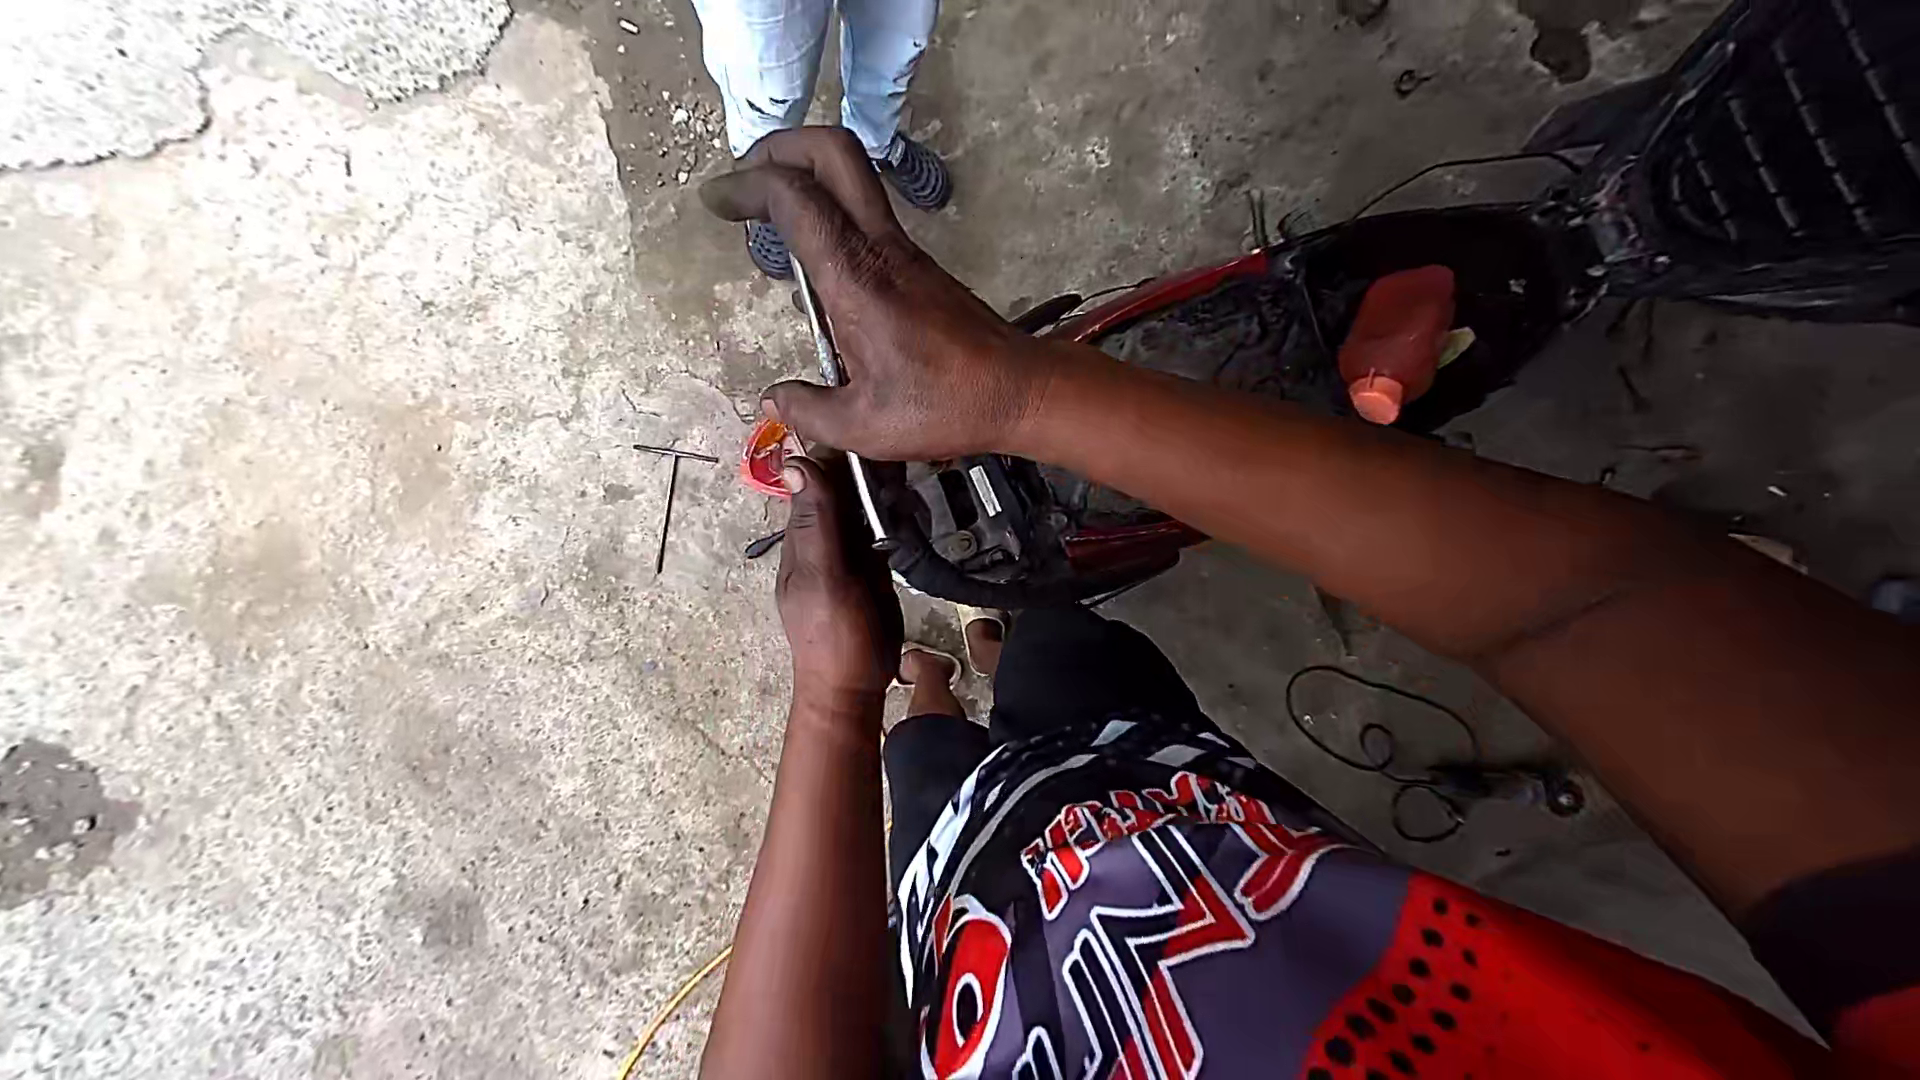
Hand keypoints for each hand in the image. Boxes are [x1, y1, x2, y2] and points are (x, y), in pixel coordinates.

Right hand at [701, 127, 1062, 459]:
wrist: (1017, 391)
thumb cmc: (946, 407)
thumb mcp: (863, 426)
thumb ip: (808, 411)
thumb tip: (773, 400)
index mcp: (857, 280)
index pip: (794, 197)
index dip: (746, 185)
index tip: (718, 202)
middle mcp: (883, 250)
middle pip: (834, 152)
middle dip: (781, 149)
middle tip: (750, 180)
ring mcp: (907, 255)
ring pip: (855, 182)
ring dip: (809, 186)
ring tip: (777, 234)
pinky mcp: (923, 271)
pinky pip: (870, 222)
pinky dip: (834, 223)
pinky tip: (823, 280)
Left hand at [774, 456, 903, 714]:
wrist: (854, 685)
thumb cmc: (834, 636)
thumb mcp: (823, 578)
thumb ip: (816, 525)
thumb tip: (796, 462)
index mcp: (800, 537)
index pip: (812, 481)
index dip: (834, 453)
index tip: (868, 425)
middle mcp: (822, 539)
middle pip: (838, 491)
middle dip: (863, 468)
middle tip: (901, 446)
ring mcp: (848, 553)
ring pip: (861, 508)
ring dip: (881, 489)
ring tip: (911, 467)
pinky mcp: (872, 566)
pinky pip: (879, 531)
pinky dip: (894, 515)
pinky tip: (913, 503)